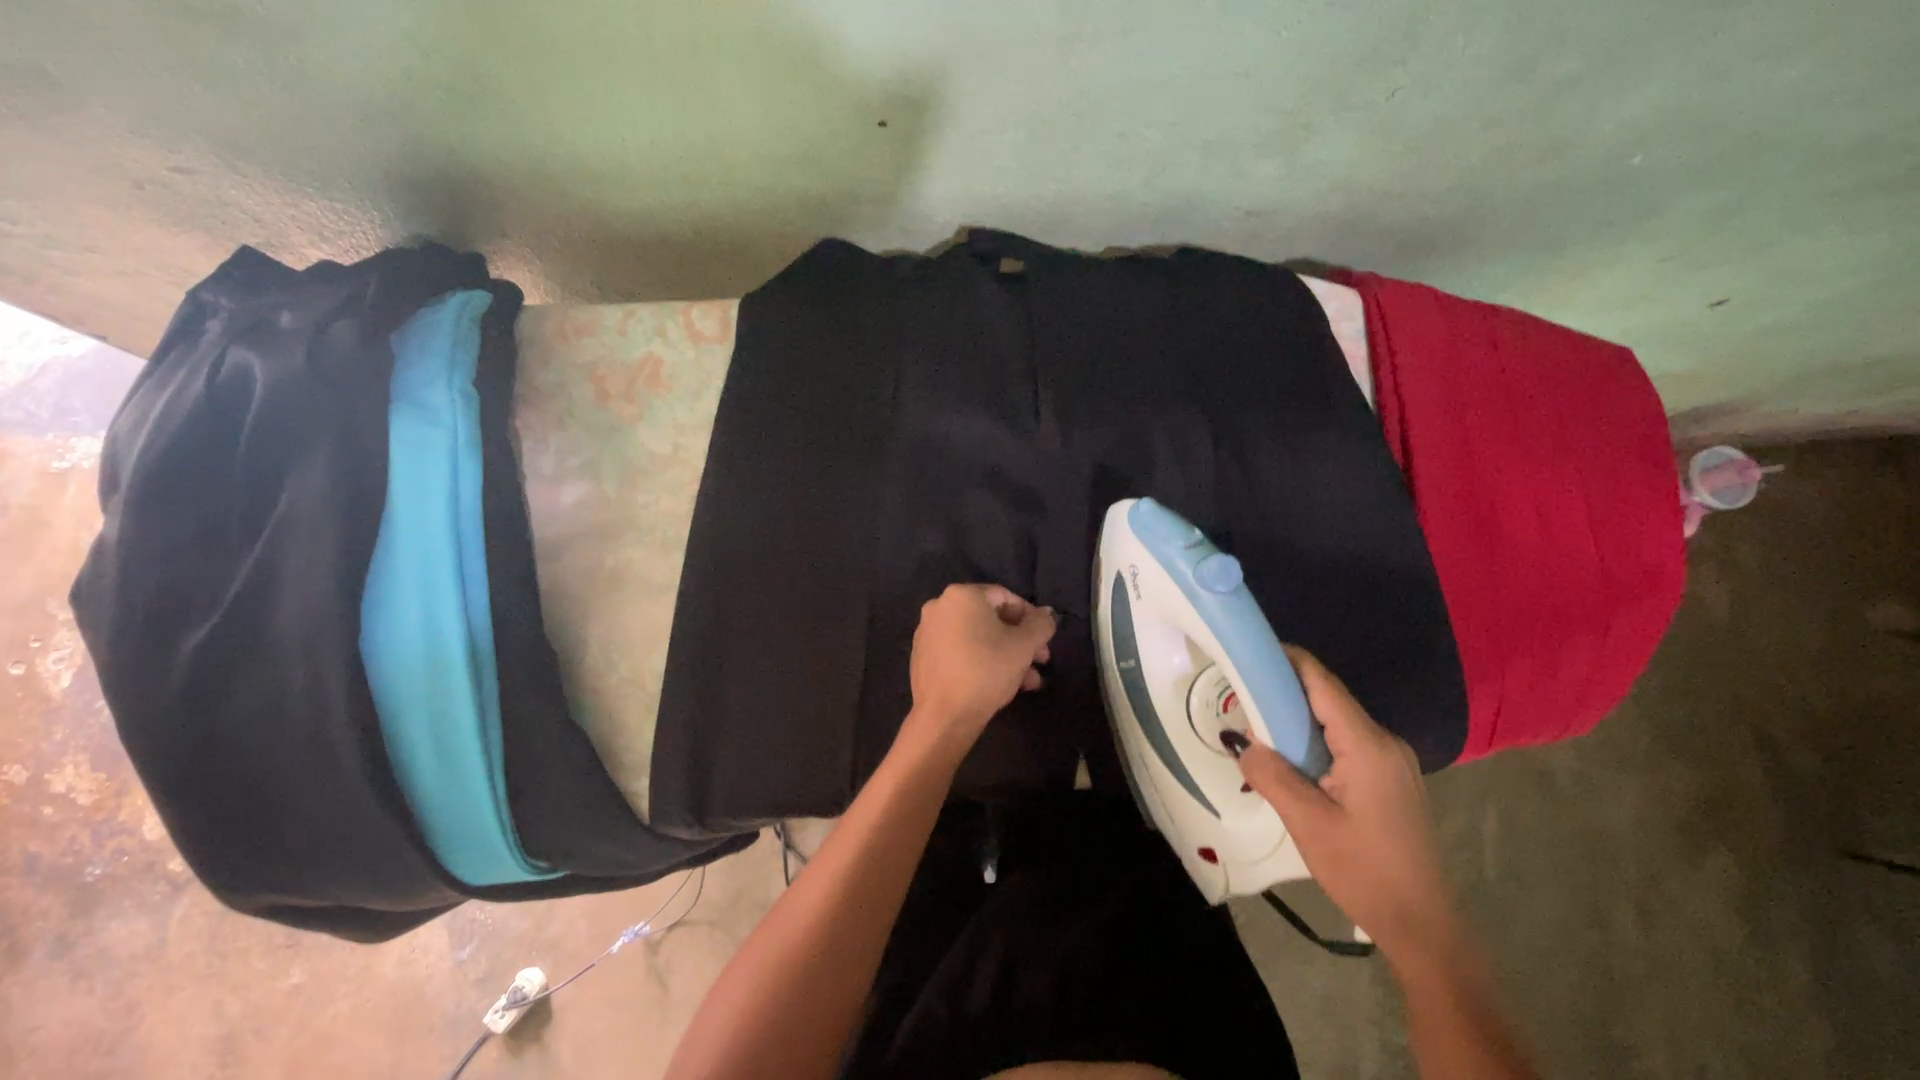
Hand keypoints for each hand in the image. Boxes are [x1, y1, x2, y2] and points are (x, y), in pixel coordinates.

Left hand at [904, 584, 1056, 752]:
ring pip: (978, 639)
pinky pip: (961, 652)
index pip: (1005, 596)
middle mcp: (940, 607)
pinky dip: (983, 662)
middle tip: (1041, 660)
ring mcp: (928, 633)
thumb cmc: (987, 670)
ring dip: (1007, 655)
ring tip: (1029, 681)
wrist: (944, 715)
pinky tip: (1004, 685)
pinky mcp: (923, 657)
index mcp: (961, 595)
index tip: (1044, 638)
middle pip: (991, 619)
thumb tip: (1047, 614)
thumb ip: (1041, 624)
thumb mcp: (1024, 646)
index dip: (1030, 616)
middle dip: (1020, 641)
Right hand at [1236, 645, 1461, 961]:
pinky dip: (1315, 744)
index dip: (1285, 659)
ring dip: (1297, 722)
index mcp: (1366, 745)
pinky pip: (1347, 745)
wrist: (1422, 922)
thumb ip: (1271, 774)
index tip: (1247, 651)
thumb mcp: (1308, 823)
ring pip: (1336, 723)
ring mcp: (1392, 761)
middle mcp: (1384, 742)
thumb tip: (1239, 740)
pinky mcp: (1391, 780)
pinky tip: (1291, 762)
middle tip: (1238, 697)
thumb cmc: (1364, 870)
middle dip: (1283, 693)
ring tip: (1256, 730)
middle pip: (1328, 699)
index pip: (1321, 682)